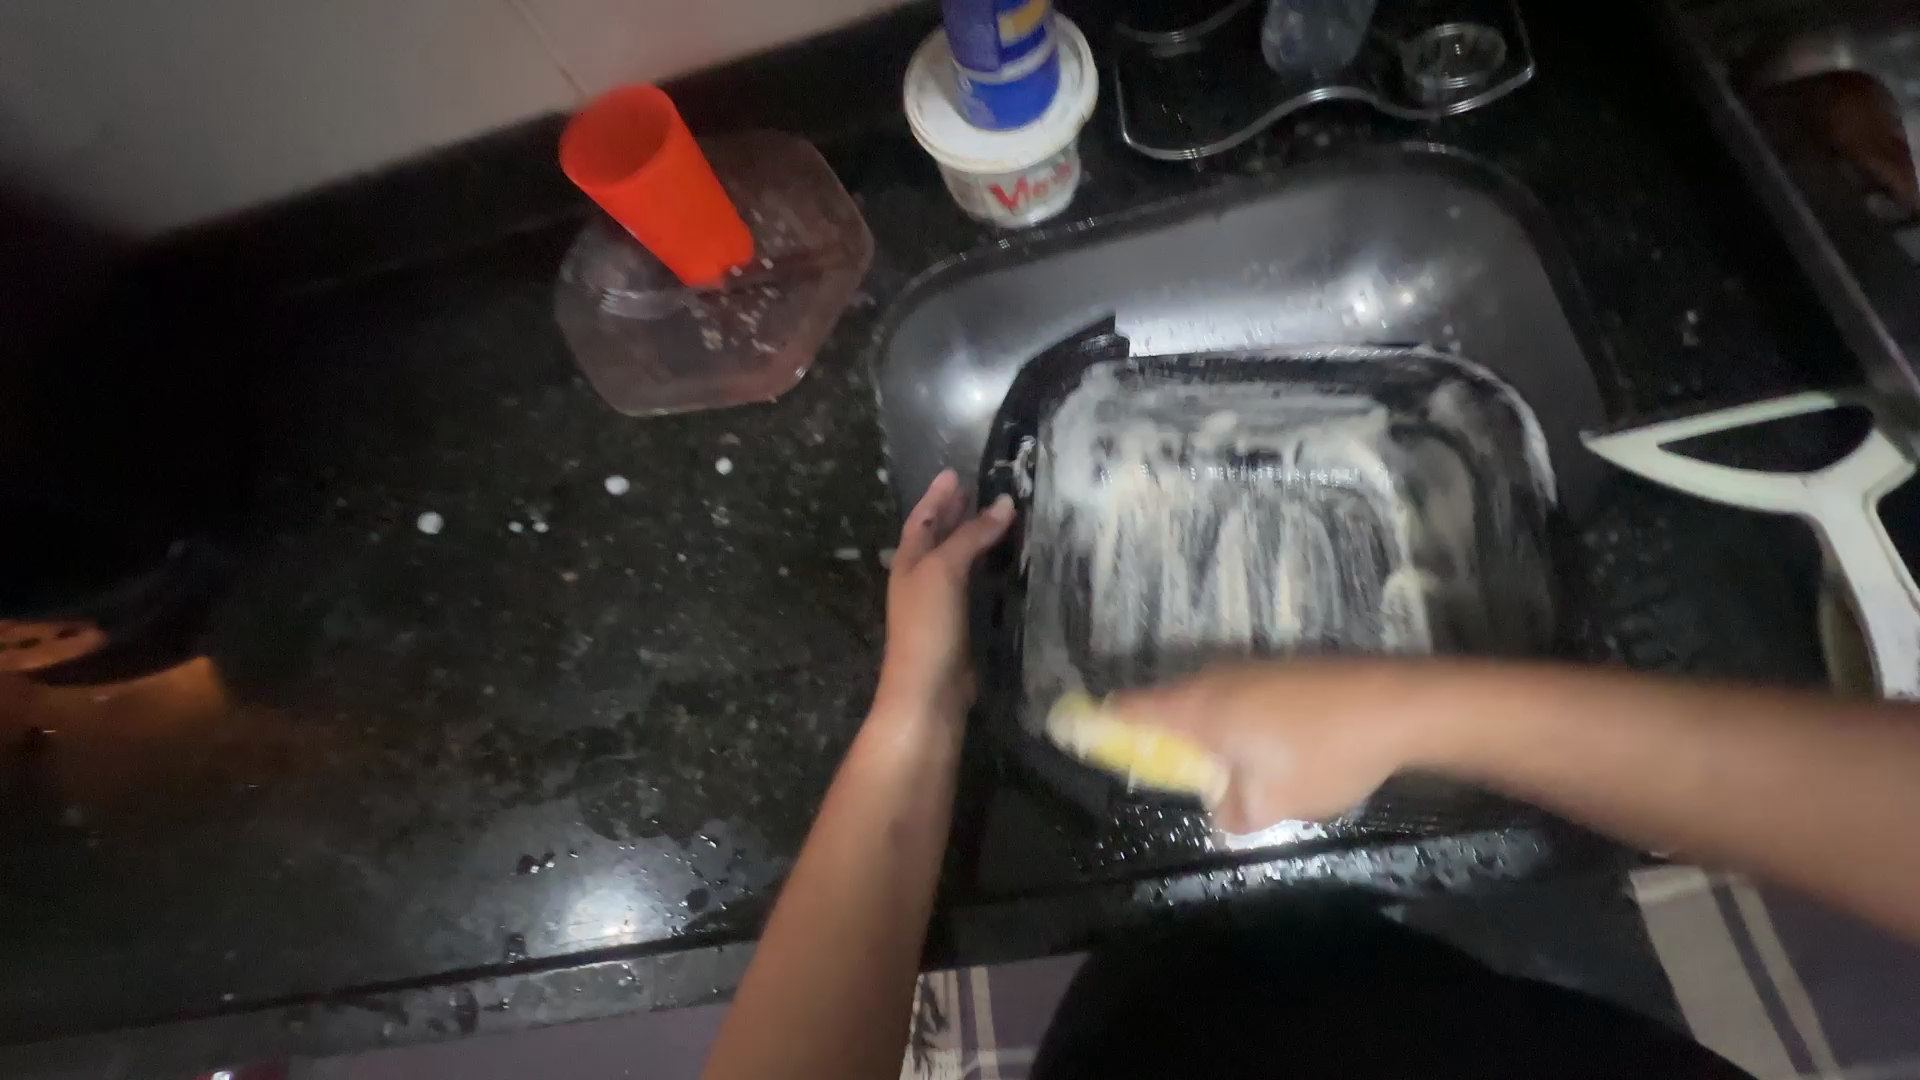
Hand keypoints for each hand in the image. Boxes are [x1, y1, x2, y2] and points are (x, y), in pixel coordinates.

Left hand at [874, 470, 1014, 725]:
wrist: (928, 690)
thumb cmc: (928, 624)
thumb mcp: (944, 570)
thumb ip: (971, 536)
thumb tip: (1004, 503)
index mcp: (908, 561)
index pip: (921, 518)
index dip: (937, 496)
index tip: (954, 472)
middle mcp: (921, 578)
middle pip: (937, 537)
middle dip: (953, 513)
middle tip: (976, 489)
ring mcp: (939, 603)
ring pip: (957, 560)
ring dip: (973, 538)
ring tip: (998, 518)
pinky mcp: (960, 624)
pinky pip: (973, 584)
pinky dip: (986, 567)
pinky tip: (1004, 564)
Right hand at [1106, 661, 1430, 832]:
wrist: (1397, 705)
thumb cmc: (1321, 753)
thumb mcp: (1271, 804)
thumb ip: (1229, 814)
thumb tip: (1220, 810)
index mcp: (1196, 709)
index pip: (1127, 709)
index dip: (1099, 723)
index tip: (1080, 736)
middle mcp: (1211, 680)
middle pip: (1160, 704)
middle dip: (1153, 737)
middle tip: (1167, 773)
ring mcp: (1245, 670)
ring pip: (1200, 700)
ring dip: (1196, 732)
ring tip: (1222, 769)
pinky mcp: (1276, 670)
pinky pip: (1231, 696)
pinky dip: (1227, 722)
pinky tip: (1263, 747)